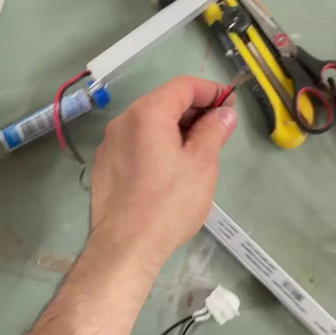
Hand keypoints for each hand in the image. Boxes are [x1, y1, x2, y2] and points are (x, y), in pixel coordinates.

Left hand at [88, 75, 237, 267]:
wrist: (125, 248)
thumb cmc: (169, 203)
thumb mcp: (201, 165)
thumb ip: (213, 131)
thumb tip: (225, 113)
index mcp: (147, 113)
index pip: (183, 86)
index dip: (210, 91)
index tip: (230, 103)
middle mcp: (123, 120)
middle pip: (163, 102)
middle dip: (193, 110)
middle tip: (219, 128)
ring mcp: (110, 143)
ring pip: (148, 122)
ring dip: (176, 127)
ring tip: (198, 149)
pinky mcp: (105, 165)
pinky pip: (135, 141)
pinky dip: (156, 142)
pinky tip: (170, 167)